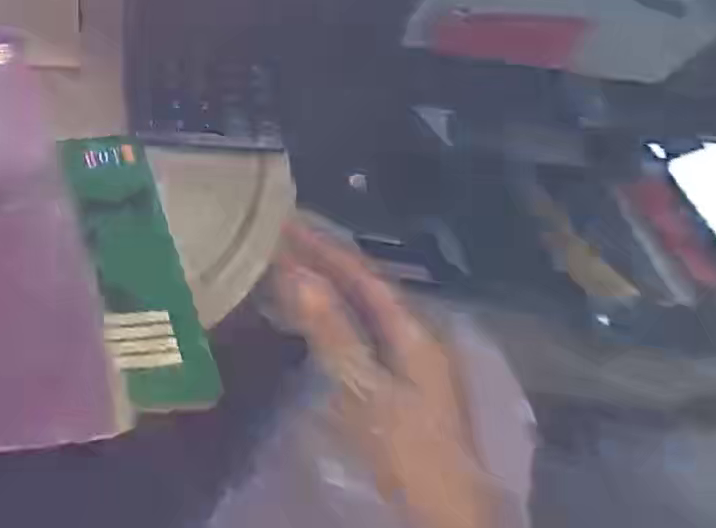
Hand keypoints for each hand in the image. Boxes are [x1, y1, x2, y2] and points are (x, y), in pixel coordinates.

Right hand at [273, 222, 492, 527]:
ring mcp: (404, 364)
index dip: (323, 244)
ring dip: (319, 283)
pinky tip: (298, 313)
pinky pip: (349, 329)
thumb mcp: (367, 389)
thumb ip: (331, 328)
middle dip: (319, 258)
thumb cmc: (409, 452)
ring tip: (277, 264)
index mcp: (413, 332)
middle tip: (273, 235)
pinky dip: (321, 311)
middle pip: (361, 285)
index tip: (282, 218)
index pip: (363, 272)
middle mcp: (412, 338)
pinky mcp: (390, 387)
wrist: (442, 521)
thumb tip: (292, 269)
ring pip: (355, 307)